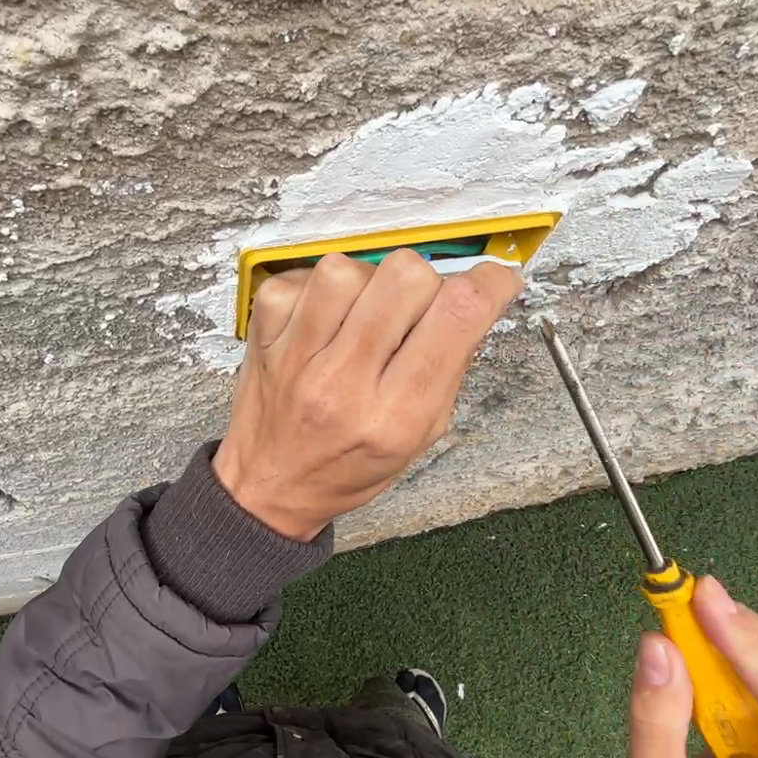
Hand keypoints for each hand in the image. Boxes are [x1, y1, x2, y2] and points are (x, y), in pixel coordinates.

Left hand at [211, 250, 522, 538]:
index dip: (489, 282)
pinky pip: (298, 278)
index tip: (492, 280)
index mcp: (395, 416)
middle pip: (405, 277)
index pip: (458, 316)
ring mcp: (298, 359)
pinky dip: (317, 287)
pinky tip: (325, 316)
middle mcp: (345, 384)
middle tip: (415, 308)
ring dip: (367, 280)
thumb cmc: (343, 469)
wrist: (269, 487)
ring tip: (364, 311)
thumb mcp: (418, 439)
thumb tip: (474, 303)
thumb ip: (449, 372)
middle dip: (426, 281)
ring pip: (346, 269)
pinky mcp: (265, 338)